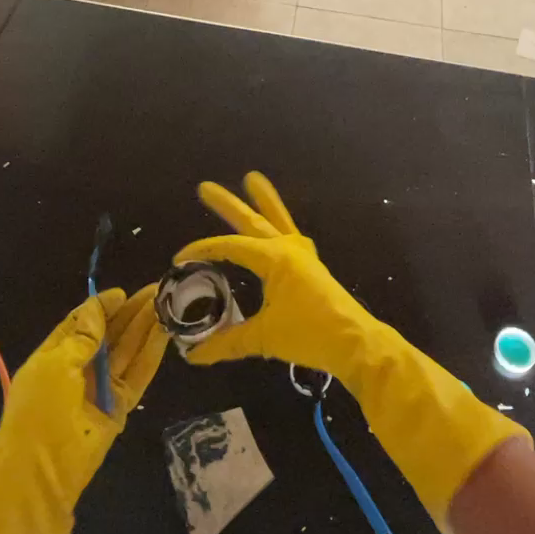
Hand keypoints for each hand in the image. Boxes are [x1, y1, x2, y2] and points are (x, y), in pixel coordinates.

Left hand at [0, 286, 166, 533]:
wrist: (42, 470)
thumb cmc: (40, 409)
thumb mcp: (56, 362)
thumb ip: (83, 335)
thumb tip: (99, 306)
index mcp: (54, 356)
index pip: (80, 324)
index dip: (100, 308)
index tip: (122, 293)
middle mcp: (78, 369)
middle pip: (108, 335)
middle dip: (129, 313)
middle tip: (155, 291)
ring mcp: (100, 388)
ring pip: (126, 351)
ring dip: (144, 327)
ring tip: (166, 303)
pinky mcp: (120, 406)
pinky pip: (138, 375)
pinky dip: (151, 353)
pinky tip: (165, 332)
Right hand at [176, 173, 527, 532]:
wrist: (355, 343)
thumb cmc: (310, 335)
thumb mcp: (264, 339)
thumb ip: (227, 343)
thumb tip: (193, 355)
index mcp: (274, 259)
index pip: (230, 247)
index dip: (203, 251)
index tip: (180, 259)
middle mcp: (288, 249)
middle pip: (252, 221)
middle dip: (229, 204)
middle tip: (205, 186)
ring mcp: (302, 255)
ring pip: (276, 220)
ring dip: (262, 201)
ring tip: (253, 178)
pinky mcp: (311, 266)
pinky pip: (290, 235)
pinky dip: (279, 225)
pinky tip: (278, 226)